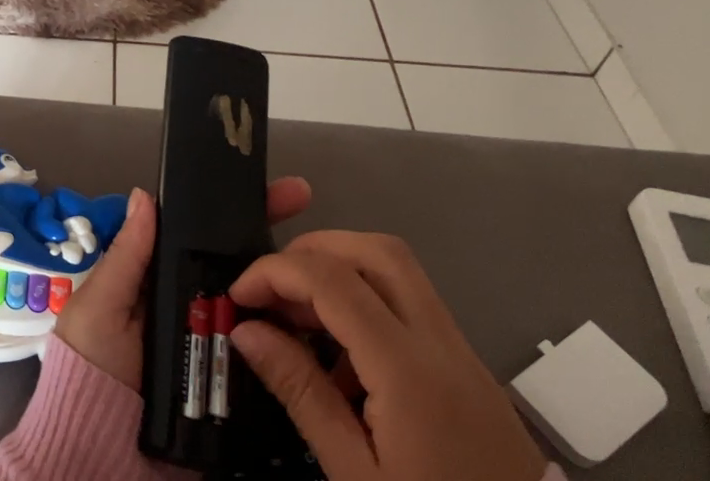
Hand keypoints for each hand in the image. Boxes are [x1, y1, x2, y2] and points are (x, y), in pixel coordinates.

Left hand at [54, 178, 313, 389]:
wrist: (103, 439)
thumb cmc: (93, 360)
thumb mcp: (101, 303)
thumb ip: (127, 256)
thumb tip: (145, 194)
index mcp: (161, 277)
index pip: (202, 234)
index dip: (235, 208)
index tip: (272, 185)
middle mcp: (195, 303)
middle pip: (240, 264)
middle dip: (272, 233)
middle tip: (305, 199)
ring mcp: (217, 340)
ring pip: (260, 304)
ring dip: (290, 283)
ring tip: (325, 260)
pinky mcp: (233, 378)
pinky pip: (266, 350)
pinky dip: (291, 334)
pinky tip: (320, 315)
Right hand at [228, 232, 545, 480]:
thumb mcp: (354, 473)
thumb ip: (301, 392)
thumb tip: (246, 330)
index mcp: (409, 371)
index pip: (333, 281)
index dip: (275, 272)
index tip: (238, 297)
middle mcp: (442, 344)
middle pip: (377, 251)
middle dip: (312, 251)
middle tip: (270, 288)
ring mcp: (464, 354)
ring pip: (400, 272)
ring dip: (340, 272)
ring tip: (298, 319)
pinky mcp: (471, 370)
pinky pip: (413, 307)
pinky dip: (366, 302)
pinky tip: (341, 356)